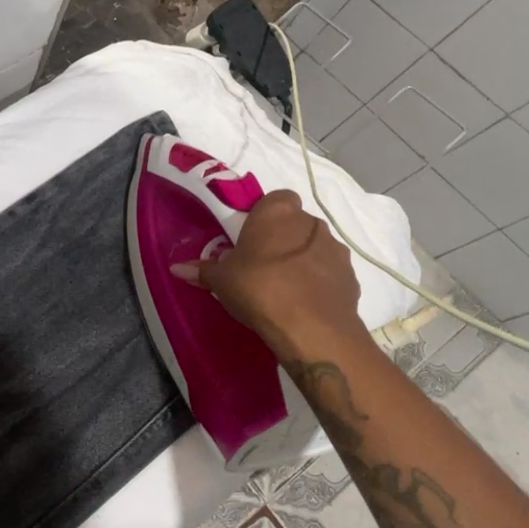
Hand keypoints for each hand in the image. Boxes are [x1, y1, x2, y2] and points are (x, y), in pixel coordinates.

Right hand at [171, 189, 361, 358]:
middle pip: (295, 223)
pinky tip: (304, 302)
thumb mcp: (221, 280)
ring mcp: (335, 249)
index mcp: (277, 211)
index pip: (276, 199)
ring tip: (284, 286)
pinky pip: (329, 272)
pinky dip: (319, 282)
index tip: (251, 237)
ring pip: (315, 247)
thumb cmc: (259, 288)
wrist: (312, 329)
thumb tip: (177, 268)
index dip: (265, 215)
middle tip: (262, 263)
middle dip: (282, 238)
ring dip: (303, 259)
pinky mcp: (351, 276)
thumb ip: (203, 270)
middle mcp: (311, 222)